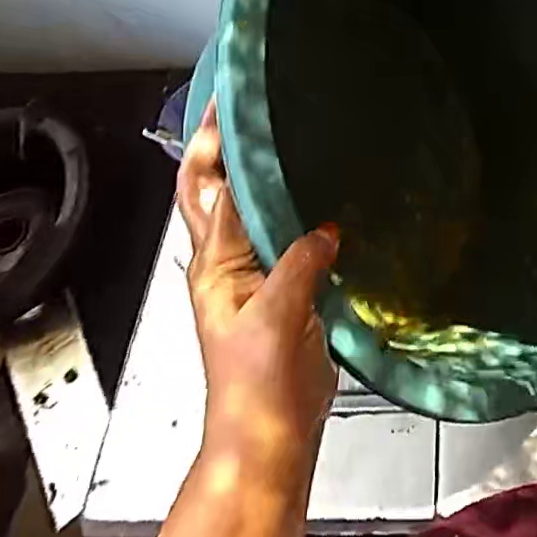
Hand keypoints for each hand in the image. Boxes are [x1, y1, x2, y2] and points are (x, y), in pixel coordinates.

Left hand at [178, 103, 338, 466]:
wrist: (270, 434)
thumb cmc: (258, 385)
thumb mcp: (278, 318)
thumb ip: (300, 265)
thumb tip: (327, 229)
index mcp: (214, 264)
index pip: (209, 188)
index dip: (214, 144)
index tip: (227, 102)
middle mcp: (227, 262)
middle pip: (216, 191)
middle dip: (224, 148)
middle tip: (248, 108)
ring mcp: (255, 275)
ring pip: (250, 211)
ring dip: (257, 175)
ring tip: (283, 139)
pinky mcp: (283, 289)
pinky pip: (284, 236)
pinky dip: (293, 210)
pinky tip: (318, 199)